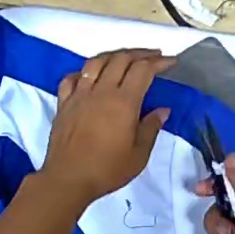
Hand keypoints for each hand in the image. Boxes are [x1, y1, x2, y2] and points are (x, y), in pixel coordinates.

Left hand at [39, 49, 174, 208]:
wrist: (68, 179)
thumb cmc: (107, 170)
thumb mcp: (139, 155)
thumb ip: (151, 128)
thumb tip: (162, 110)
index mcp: (123, 102)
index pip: (143, 70)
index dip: (159, 62)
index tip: (171, 62)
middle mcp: (101, 91)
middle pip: (120, 59)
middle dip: (140, 53)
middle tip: (152, 56)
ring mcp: (79, 95)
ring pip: (95, 62)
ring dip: (113, 55)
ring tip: (124, 58)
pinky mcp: (63, 104)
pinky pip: (71, 78)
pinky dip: (83, 71)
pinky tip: (89, 75)